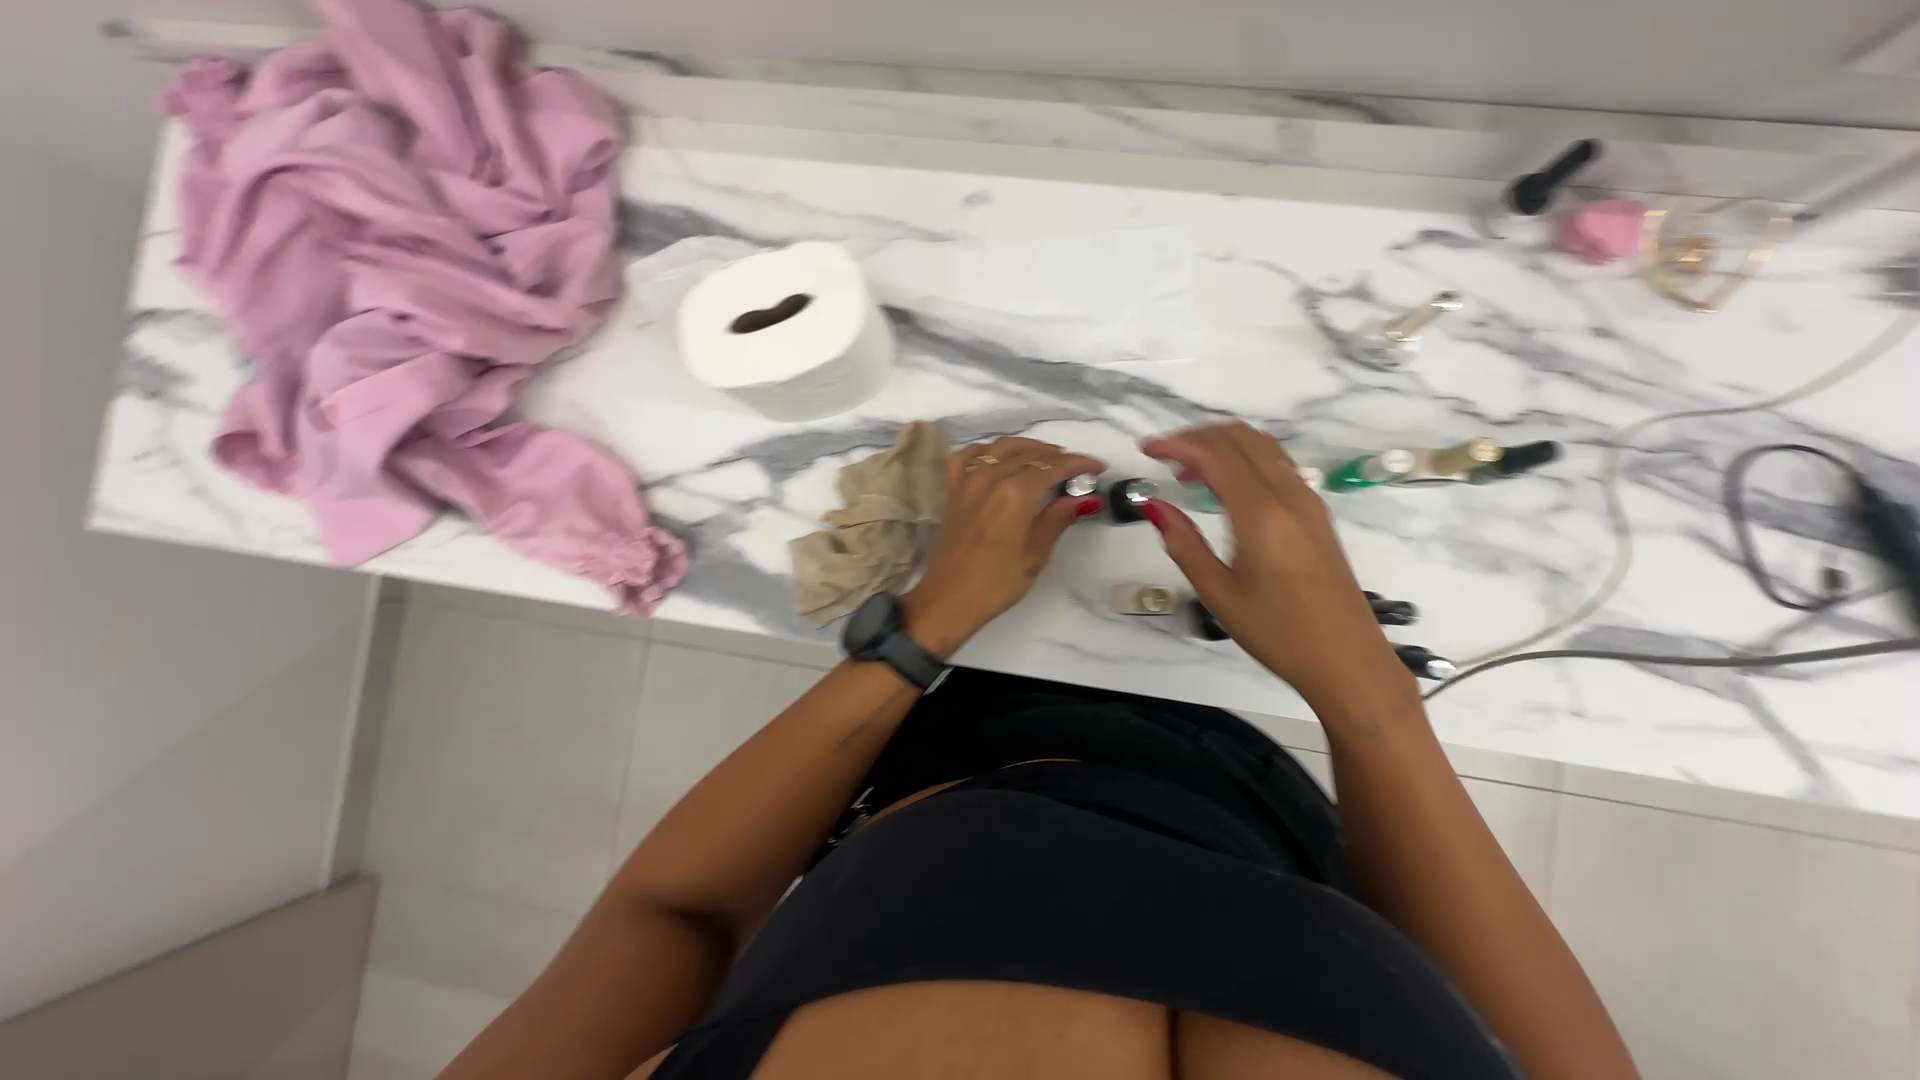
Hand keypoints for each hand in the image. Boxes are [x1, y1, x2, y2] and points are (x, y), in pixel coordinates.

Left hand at [903, 437, 1104, 657]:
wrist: (949, 599)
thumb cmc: (997, 583)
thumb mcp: (1036, 554)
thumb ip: (1058, 518)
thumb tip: (1082, 499)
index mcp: (1015, 493)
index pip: (1053, 466)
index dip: (1078, 463)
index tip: (1097, 467)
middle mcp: (990, 478)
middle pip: (1028, 454)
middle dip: (1056, 457)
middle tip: (1075, 469)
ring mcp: (967, 482)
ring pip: (999, 448)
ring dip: (1025, 447)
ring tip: (1045, 457)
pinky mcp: (953, 492)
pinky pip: (966, 457)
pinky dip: (984, 451)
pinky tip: (996, 457)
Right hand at [1139, 422, 1411, 707]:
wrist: (1346, 660)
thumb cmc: (1277, 633)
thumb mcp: (1218, 592)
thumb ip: (1183, 543)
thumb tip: (1154, 506)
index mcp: (1261, 513)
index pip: (1215, 454)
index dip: (1177, 444)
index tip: (1146, 449)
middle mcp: (1289, 495)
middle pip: (1240, 438)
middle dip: (1198, 438)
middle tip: (1165, 460)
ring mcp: (1308, 501)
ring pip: (1262, 446)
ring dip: (1223, 446)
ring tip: (1190, 473)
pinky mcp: (1316, 514)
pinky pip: (1278, 465)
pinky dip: (1245, 460)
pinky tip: (1225, 490)